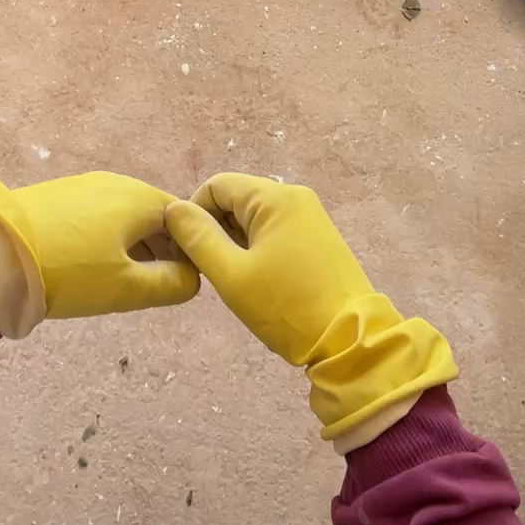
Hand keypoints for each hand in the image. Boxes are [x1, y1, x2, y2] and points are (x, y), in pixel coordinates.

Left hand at [0, 172, 198, 337]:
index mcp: (142, 199)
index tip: (184, 280)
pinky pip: (100, 215)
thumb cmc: (70, 271)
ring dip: (135, 244)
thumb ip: (170, 284)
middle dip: (163, 248)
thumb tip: (195, 277)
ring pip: (126, 215)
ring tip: (124, 278)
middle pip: (156, 216)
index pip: (186, 220)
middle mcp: (119, 183)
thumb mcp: (126, 287)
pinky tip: (93, 263)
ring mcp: (87, 185)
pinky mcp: (61, 194)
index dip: (191, 250)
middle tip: (156, 285)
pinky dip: (108, 237)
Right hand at [166, 173, 456, 439]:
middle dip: (214, 227)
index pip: (216, 185)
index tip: (185, 250)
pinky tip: (254, 277)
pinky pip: (275, 228)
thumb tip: (173, 208)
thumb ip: (198, 237)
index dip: (192, 213)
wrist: (350, 340)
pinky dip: (256, 245)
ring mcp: (310, 215)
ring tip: (229, 277)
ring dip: (234, 239)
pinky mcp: (318, 236)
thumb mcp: (232, 275)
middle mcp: (294, 196)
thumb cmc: (286, 307)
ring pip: (255, 215)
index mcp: (274, 197)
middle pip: (237, 197)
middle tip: (204, 268)